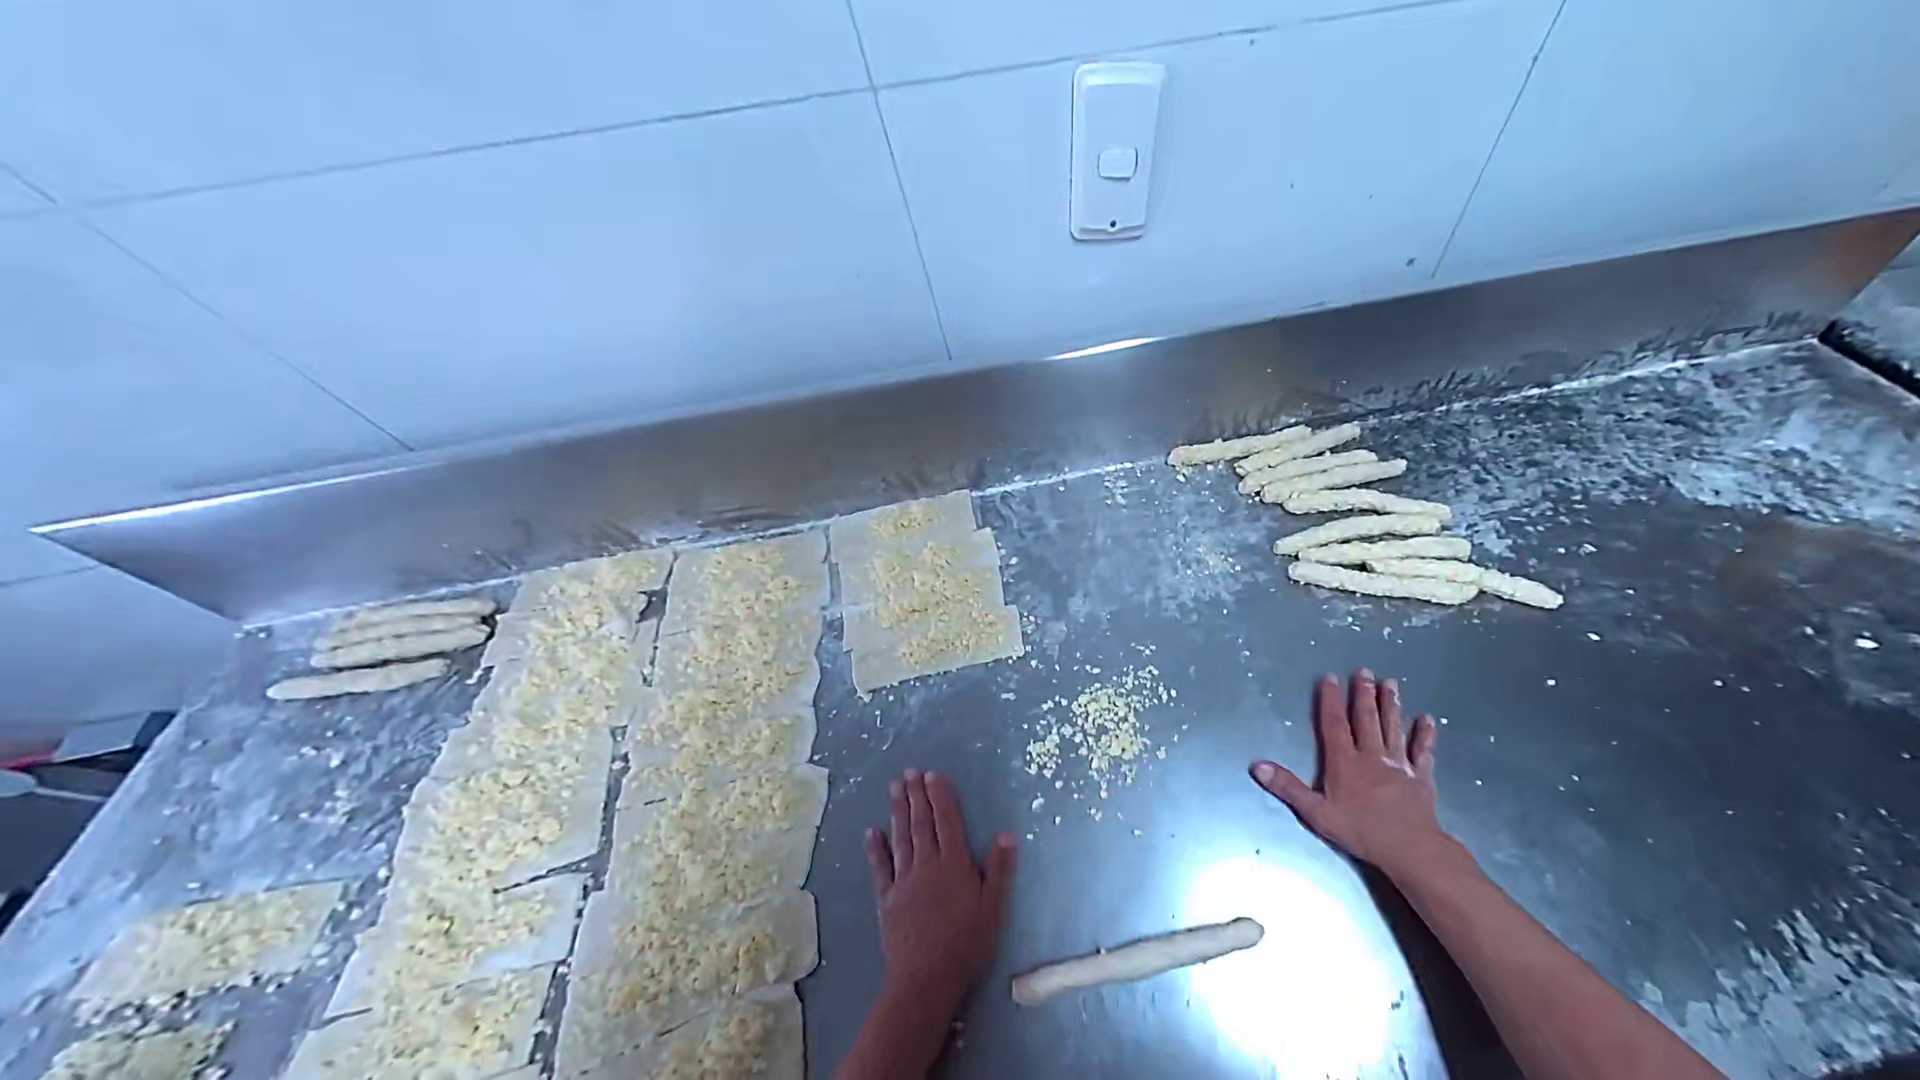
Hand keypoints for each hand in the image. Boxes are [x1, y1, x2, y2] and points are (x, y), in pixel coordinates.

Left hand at [865, 769, 1016, 1003]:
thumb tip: (1007, 833)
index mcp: (954, 864)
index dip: (940, 796)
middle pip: (921, 823)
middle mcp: (927, 864)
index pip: (947, 821)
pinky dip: (876, 848)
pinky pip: (881, 867)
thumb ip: (1000, 869)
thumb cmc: (967, 943)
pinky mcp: (887, 898)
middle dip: (916, 795)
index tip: (933, 774)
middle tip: (910, 771)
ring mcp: (904, 880)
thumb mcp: (994, 907)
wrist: (926, 978)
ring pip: (901, 837)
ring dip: (897, 810)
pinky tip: (871, 831)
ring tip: (894, 787)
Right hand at [1251, 670, 1456, 881]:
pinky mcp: (1421, 778)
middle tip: (1364, 671)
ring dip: (1391, 705)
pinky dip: (1425, 735)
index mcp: (1344, 762)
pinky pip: (1422, 752)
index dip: (1330, 700)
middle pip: (1366, 719)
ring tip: (1391, 683)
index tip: (1330, 678)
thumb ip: (1287, 787)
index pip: (1334, 724)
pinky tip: (1427, 720)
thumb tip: (1257, 765)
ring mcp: (1399, 765)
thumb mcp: (1316, 813)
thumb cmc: (1361, 831)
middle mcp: (1371, 756)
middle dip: (1363, 694)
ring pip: (1393, 728)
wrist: (1412, 851)